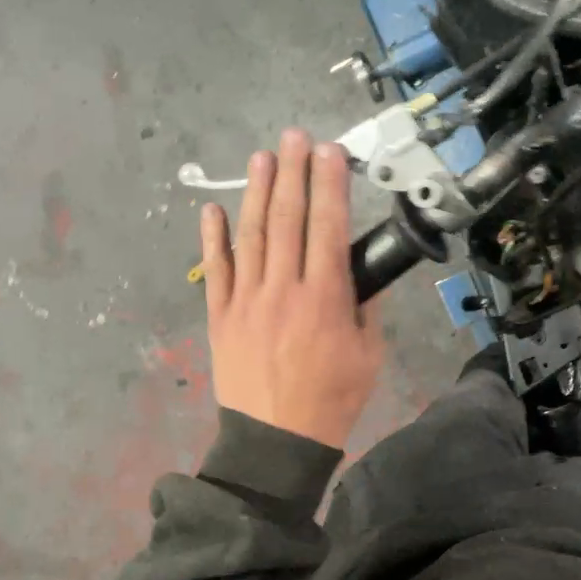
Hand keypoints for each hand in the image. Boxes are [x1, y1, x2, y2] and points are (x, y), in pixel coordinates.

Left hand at [200, 129, 384, 448]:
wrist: (276, 444)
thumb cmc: (332, 399)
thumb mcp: (368, 355)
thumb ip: (365, 307)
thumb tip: (360, 269)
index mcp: (325, 299)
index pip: (328, 228)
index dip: (329, 185)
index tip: (330, 152)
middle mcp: (283, 289)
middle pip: (287, 219)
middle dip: (293, 173)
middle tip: (296, 136)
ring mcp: (246, 300)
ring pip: (250, 235)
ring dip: (256, 191)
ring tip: (263, 156)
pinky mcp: (220, 315)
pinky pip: (214, 269)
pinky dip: (212, 237)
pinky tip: (212, 208)